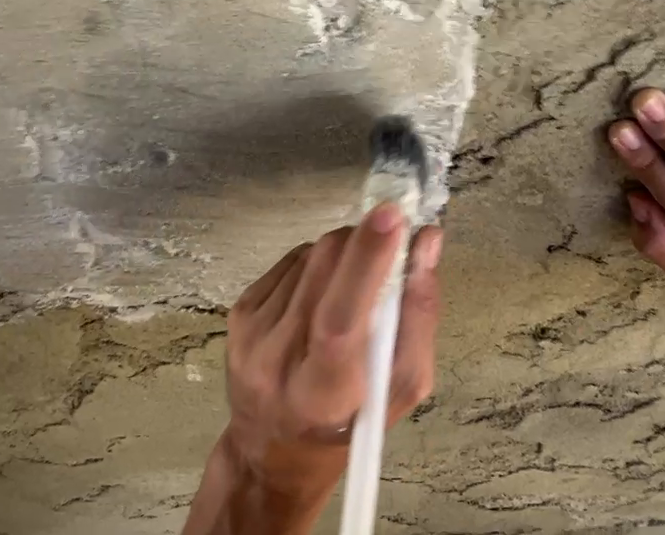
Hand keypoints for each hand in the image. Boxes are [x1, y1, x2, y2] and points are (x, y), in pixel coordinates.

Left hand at [218, 205, 444, 491]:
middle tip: (387, 246)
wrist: (272, 447)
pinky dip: (317, 263)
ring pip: (310, 255)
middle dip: (363, 243)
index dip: (366, 264)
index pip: (340, 320)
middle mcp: (277, 361)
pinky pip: (290, 260)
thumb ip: (420, 315)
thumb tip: (426, 241)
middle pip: (324, 270)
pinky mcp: (239, 311)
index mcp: (323, 394)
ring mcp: (251, 333)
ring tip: (351, 286)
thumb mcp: (402, 387)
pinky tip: (322, 292)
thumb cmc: (352, 422)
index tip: (391, 217)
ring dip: (342, 255)